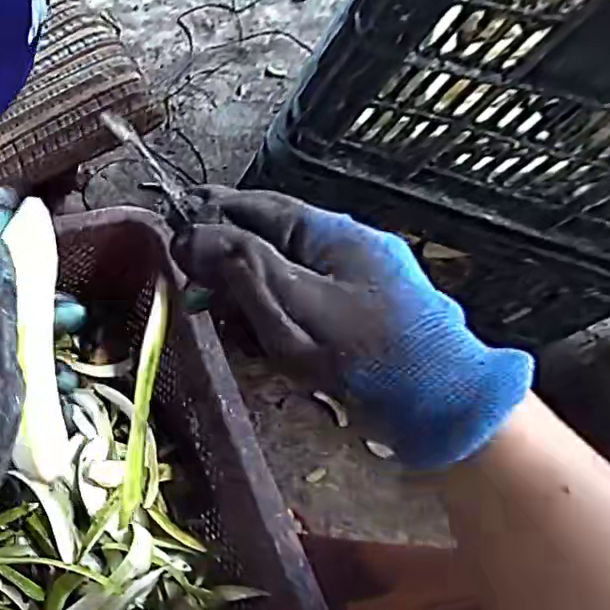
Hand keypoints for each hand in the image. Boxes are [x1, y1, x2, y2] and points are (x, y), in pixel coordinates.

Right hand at [175, 186, 531, 469]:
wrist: (439, 403)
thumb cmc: (359, 352)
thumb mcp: (289, 305)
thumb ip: (238, 266)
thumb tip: (187, 234)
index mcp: (328, 233)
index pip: (254, 205)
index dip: (208, 212)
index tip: (170, 226)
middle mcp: (340, 245)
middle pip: (263, 238)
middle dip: (223, 260)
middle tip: (193, 286)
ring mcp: (350, 277)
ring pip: (275, 269)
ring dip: (243, 290)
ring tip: (225, 321)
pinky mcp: (352, 308)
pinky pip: (294, 296)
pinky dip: (267, 311)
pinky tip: (258, 337)